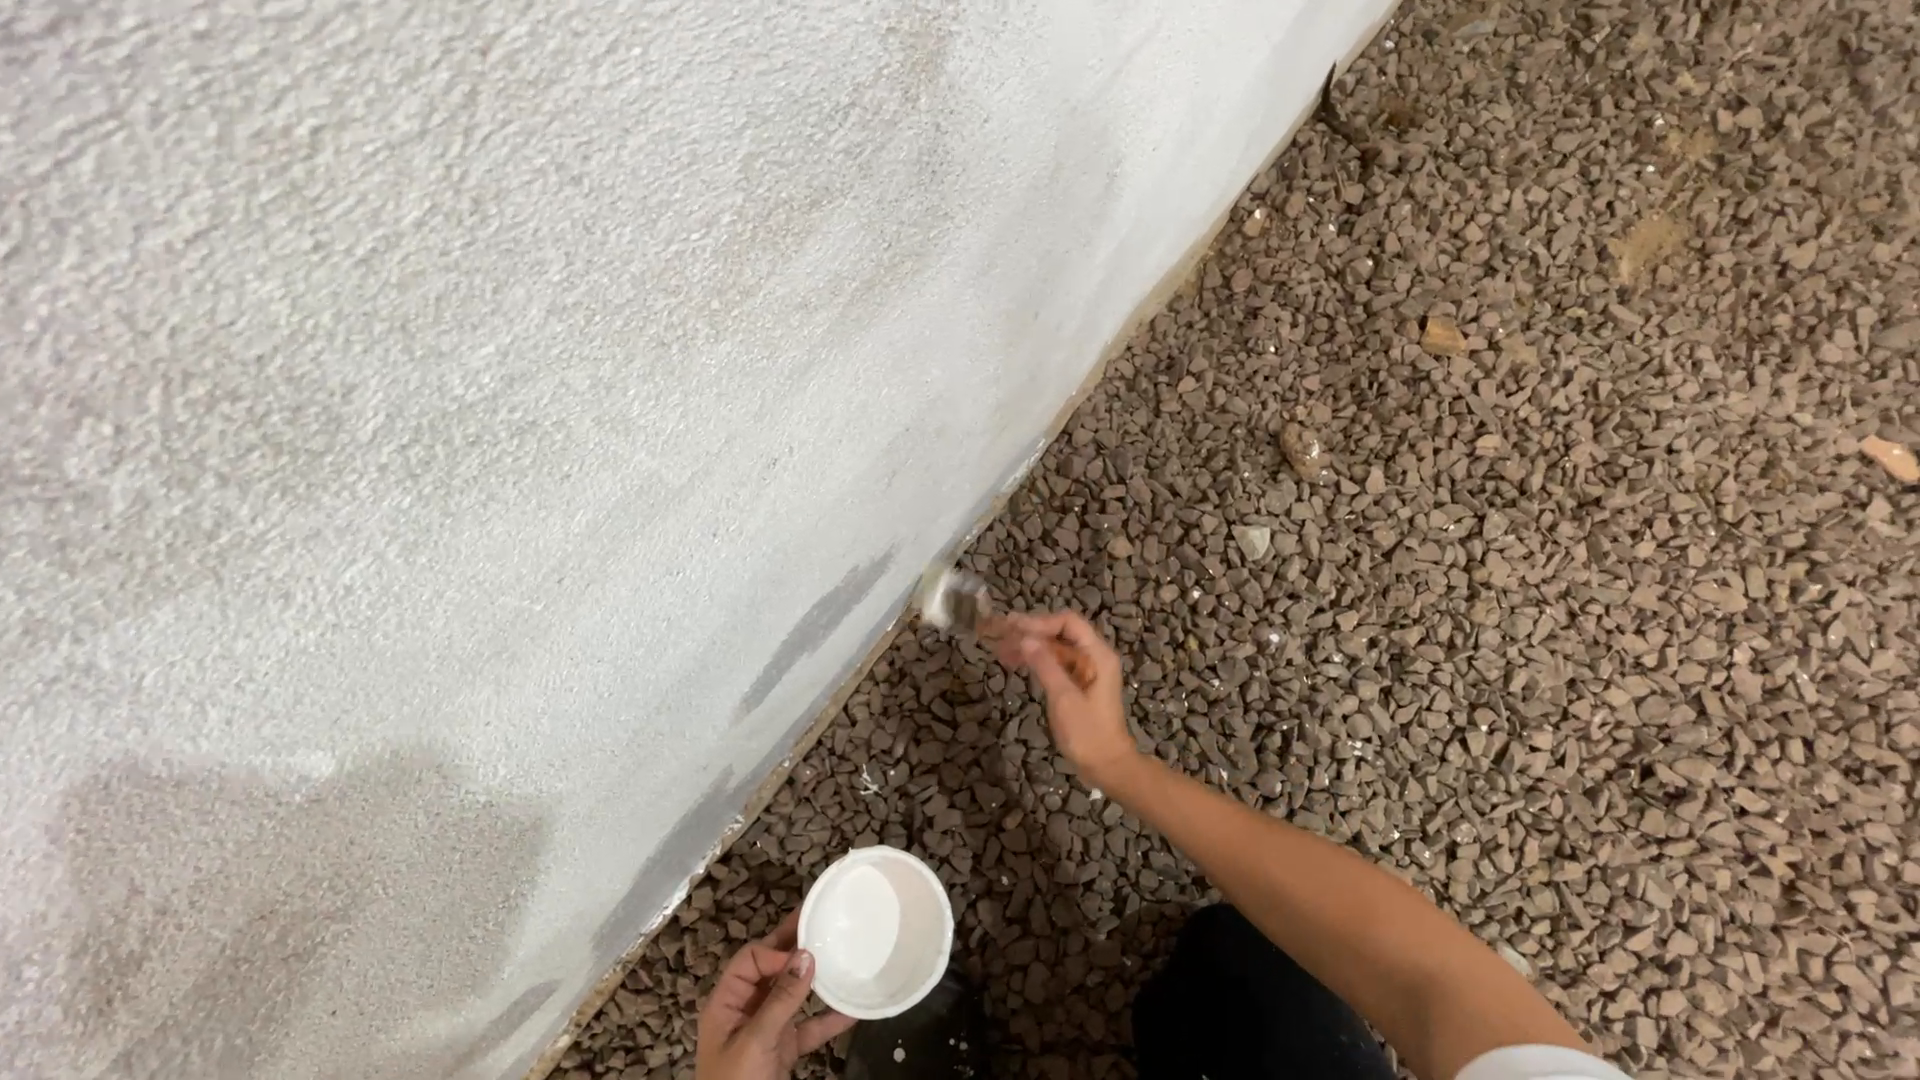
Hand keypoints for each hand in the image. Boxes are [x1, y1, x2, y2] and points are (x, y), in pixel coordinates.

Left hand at [695, 912, 855, 1079]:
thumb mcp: (756, 1041)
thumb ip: (781, 999)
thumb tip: (806, 954)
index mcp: (726, 1004)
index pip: (750, 960)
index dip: (775, 951)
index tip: (804, 954)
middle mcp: (745, 1012)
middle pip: (771, 970)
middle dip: (795, 948)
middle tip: (823, 919)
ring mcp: (765, 1032)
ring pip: (792, 996)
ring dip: (815, 980)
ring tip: (841, 954)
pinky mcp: (783, 1052)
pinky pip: (808, 1028)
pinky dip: (828, 1020)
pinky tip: (852, 1010)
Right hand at [997, 611, 1137, 786]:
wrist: (1107, 766)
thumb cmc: (1088, 733)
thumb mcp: (1064, 698)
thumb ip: (1045, 666)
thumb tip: (1025, 638)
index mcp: (1098, 655)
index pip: (1068, 623)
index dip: (1039, 622)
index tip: (1012, 628)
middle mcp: (1094, 656)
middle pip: (1060, 633)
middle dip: (1030, 632)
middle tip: (998, 632)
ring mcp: (1086, 670)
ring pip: (1055, 648)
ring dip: (1029, 646)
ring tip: (999, 648)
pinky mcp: (1077, 684)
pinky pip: (1055, 664)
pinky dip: (1035, 661)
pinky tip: (1014, 662)